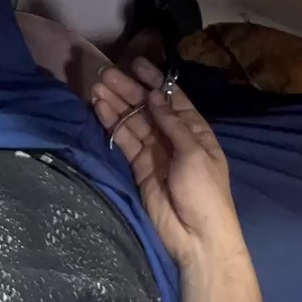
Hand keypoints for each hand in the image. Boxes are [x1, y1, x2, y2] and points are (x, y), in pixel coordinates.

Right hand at [90, 58, 247, 268]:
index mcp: (194, 130)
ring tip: (97, 87)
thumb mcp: (194, 154)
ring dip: (116, 103)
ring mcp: (155, 151)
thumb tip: (155, 95)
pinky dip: (113, 124)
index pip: (172, 98)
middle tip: (106, 74)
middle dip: (128, 90)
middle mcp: (173, 136)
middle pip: (147, 107)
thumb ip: (172, 123)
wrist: (197, 238)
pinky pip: (125, 139)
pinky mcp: (140, 166)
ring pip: (133, 121)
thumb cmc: (205, 192)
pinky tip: (99, 108)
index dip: (155, 80)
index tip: (135, 63)